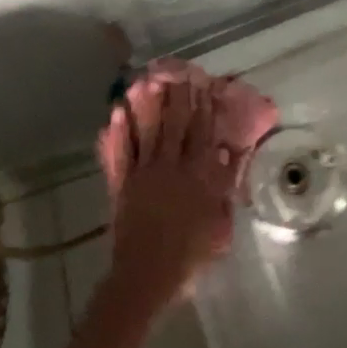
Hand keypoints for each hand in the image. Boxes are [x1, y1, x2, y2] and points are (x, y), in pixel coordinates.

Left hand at [104, 80, 235, 307]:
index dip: (204, 108)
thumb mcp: (220, 224)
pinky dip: (118, 132)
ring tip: (149, 81)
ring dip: (148, 105)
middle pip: (175, 125)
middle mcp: (171, 166)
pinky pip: (120, 153)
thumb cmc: (190, 254)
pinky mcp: (122, 183)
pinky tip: (116, 113)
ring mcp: (144, 172)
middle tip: (179, 73)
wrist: (148, 273)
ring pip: (147, 131)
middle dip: (179, 98)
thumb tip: (230, 155)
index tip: (205, 86)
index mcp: (197, 175)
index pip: (203, 134)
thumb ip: (225, 187)